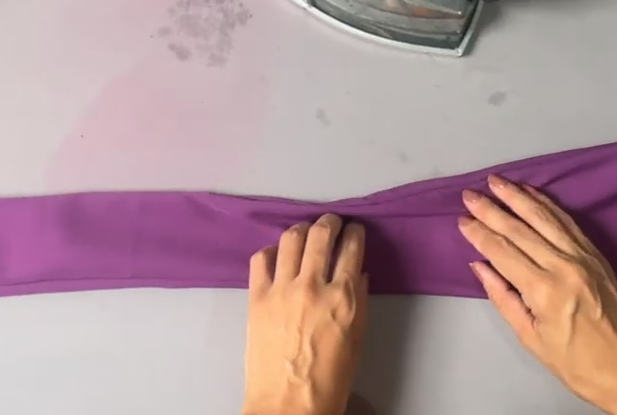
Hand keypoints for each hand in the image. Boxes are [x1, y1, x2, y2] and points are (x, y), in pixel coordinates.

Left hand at [242, 214, 367, 414]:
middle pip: (321, 234)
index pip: (351, 248)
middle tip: (332, 221)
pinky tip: (277, 255)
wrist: (287, 408)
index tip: (354, 229)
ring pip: (291, 238)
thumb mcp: (356, 342)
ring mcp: (282, 288)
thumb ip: (359, 303)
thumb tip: (358, 274)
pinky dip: (271, 251)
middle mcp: (313, 285)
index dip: (355, 233)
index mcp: (343, 298)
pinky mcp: (257, 296)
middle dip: (329, 221)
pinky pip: (261, 258)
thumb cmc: (328, 382)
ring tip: (305, 231)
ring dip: (301, 229)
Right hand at [459, 176, 616, 414]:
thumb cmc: (579, 365)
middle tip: (469, 195)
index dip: (479, 234)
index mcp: (544, 291)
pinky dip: (545, 202)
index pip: (502, 252)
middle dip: (490, 209)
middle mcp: (563, 266)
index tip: (462, 220)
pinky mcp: (596, 254)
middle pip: (519, 229)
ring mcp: (583, 256)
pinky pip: (566, 220)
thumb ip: (503, 299)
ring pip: (543, 216)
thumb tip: (480, 265)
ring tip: (495, 181)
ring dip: (516, 195)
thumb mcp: (532, 340)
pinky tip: (530, 192)